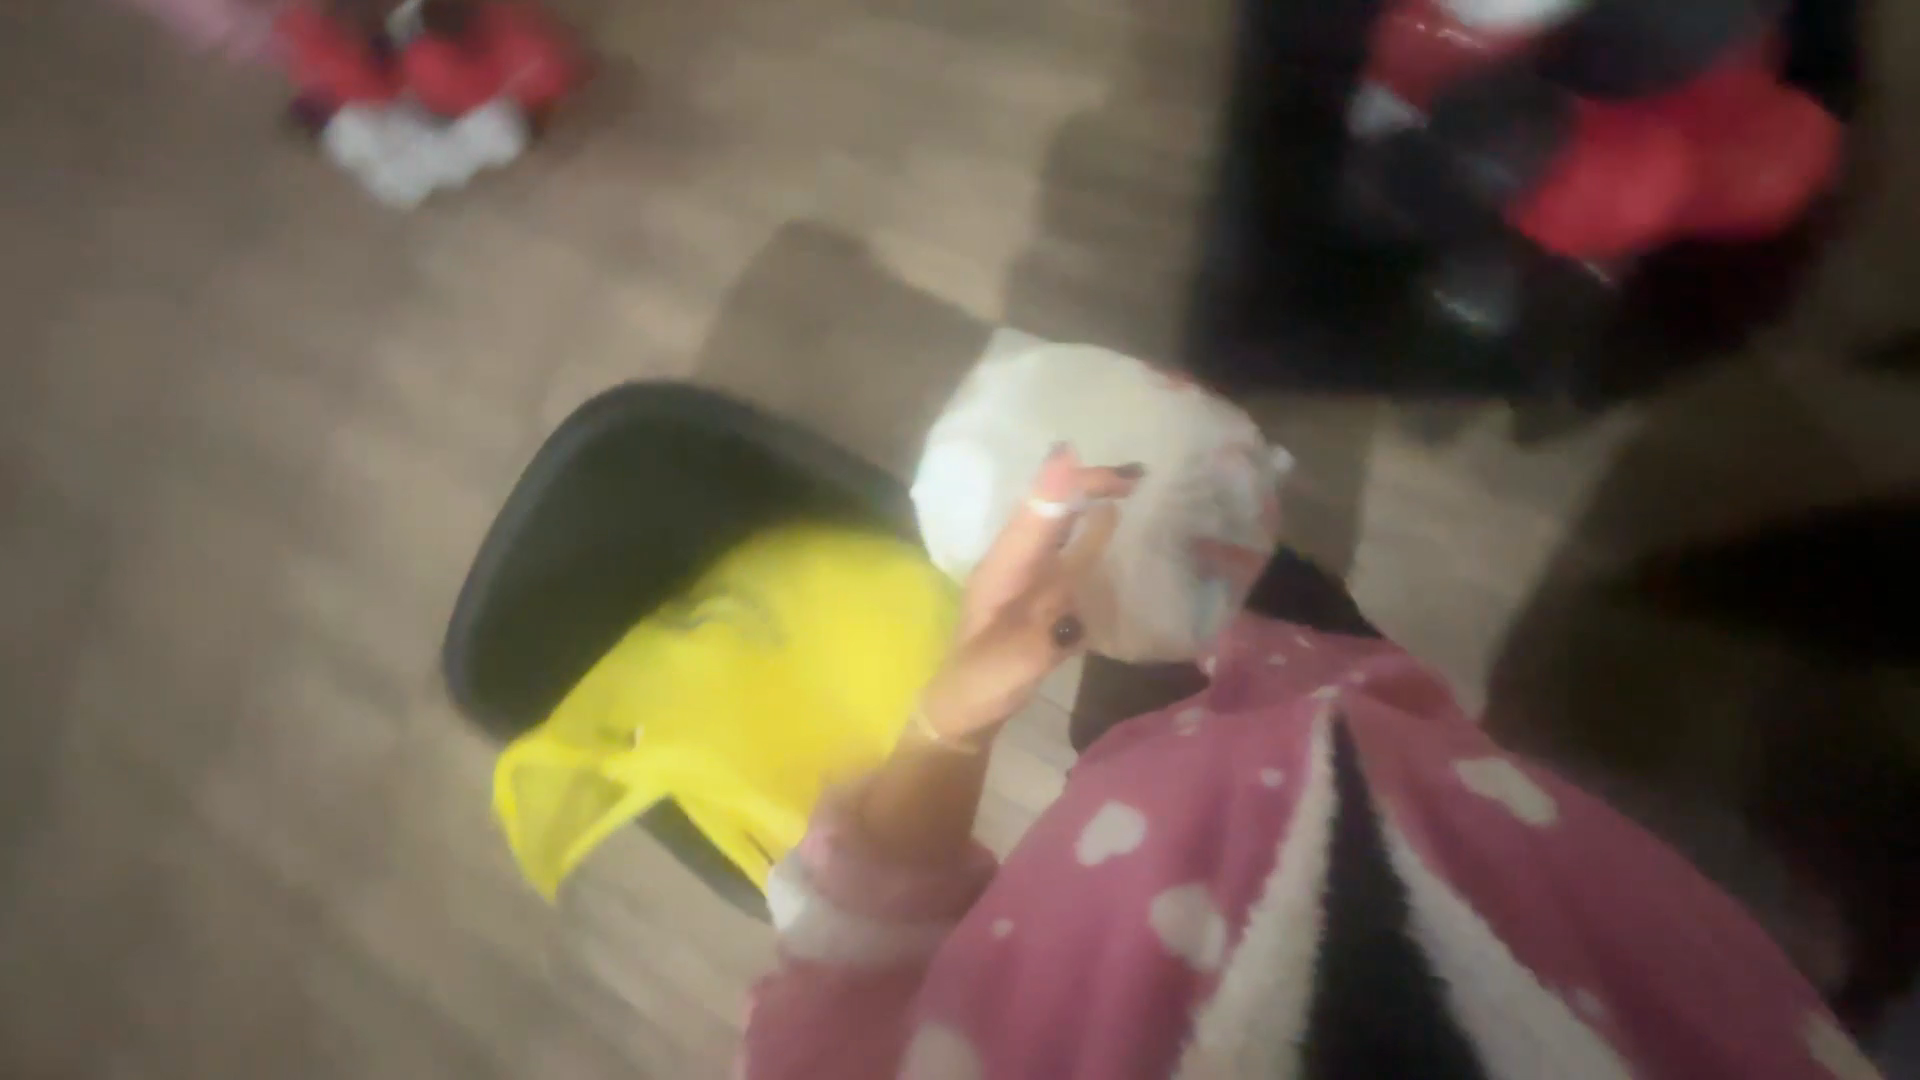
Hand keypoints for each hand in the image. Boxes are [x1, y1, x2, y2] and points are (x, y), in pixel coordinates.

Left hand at [918, 446, 1141, 743]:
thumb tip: (1072, 617)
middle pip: (1049, 511)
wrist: (964, 709)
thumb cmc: (980, 685)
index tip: (1087, 459)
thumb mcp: (1010, 664)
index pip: (1034, 518)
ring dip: (1089, 503)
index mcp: (1002, 571)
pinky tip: (1110, 526)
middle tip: (1135, 476)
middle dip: (1084, 487)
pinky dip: (1089, 533)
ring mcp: (1026, 577)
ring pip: (1058, 527)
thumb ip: (1041, 634)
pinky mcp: (1039, 595)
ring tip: (1128, 485)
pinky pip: (1066, 553)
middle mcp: (1014, 563)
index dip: (1059, 487)